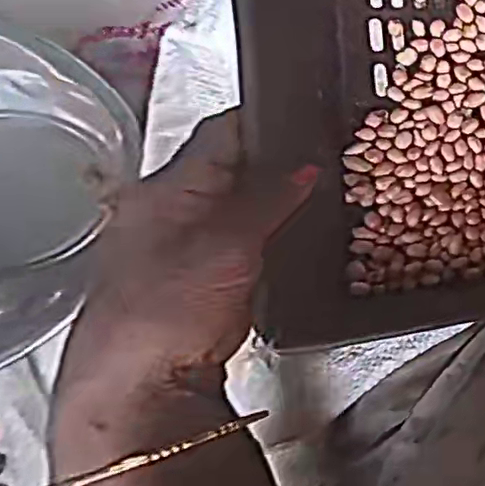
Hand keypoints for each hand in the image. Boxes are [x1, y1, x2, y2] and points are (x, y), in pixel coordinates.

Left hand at [56, 110, 316, 406]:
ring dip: (289, 188)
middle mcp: (176, 206)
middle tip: (342, 145)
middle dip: (288, 152)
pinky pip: (256, 225)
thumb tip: (308, 165)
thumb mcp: (227, 245)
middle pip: (240, 163)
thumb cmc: (171, 306)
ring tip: (340, 178)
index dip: (269, 116)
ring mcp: (194, 237)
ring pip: (250, 195)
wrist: (142, 378)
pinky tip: (314, 220)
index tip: (318, 107)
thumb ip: (268, 200)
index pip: (224, 133)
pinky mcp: (213, 264)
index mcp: (168, 190)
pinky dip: (285, 216)